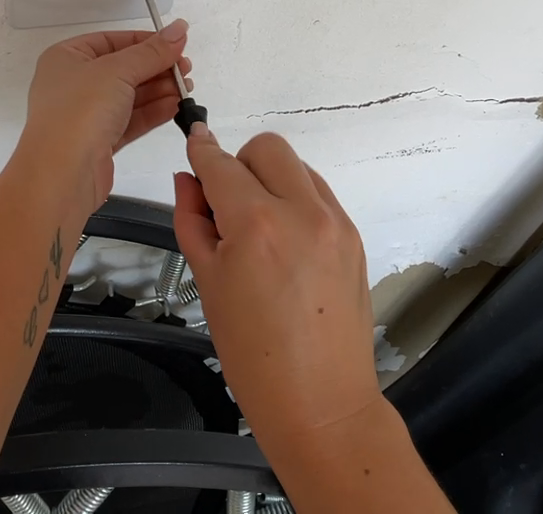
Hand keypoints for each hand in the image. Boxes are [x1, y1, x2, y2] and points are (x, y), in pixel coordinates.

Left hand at [15, 21, 191, 212]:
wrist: (62, 173)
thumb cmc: (80, 110)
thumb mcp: (117, 71)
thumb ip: (152, 52)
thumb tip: (179, 29)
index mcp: (66, 57)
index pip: (111, 40)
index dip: (144, 40)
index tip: (176, 43)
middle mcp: (73, 83)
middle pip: (122, 68)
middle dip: (155, 68)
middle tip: (186, 69)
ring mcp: (85, 114)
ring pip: (128, 96)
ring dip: (159, 90)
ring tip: (186, 88)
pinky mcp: (99, 141)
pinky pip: (130, 119)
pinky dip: (153, 112)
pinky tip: (176, 107)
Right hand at [173, 126, 379, 448]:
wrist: (321, 403)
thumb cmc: (252, 353)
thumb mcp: (206, 282)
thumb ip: (192, 219)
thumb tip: (188, 180)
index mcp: (256, 225)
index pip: (221, 163)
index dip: (201, 150)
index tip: (193, 140)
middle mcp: (302, 212)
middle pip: (267, 148)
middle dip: (240, 163)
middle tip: (227, 204)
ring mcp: (335, 223)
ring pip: (297, 167)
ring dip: (271, 180)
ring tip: (259, 229)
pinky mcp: (354, 238)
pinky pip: (319, 195)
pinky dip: (296, 201)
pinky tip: (286, 245)